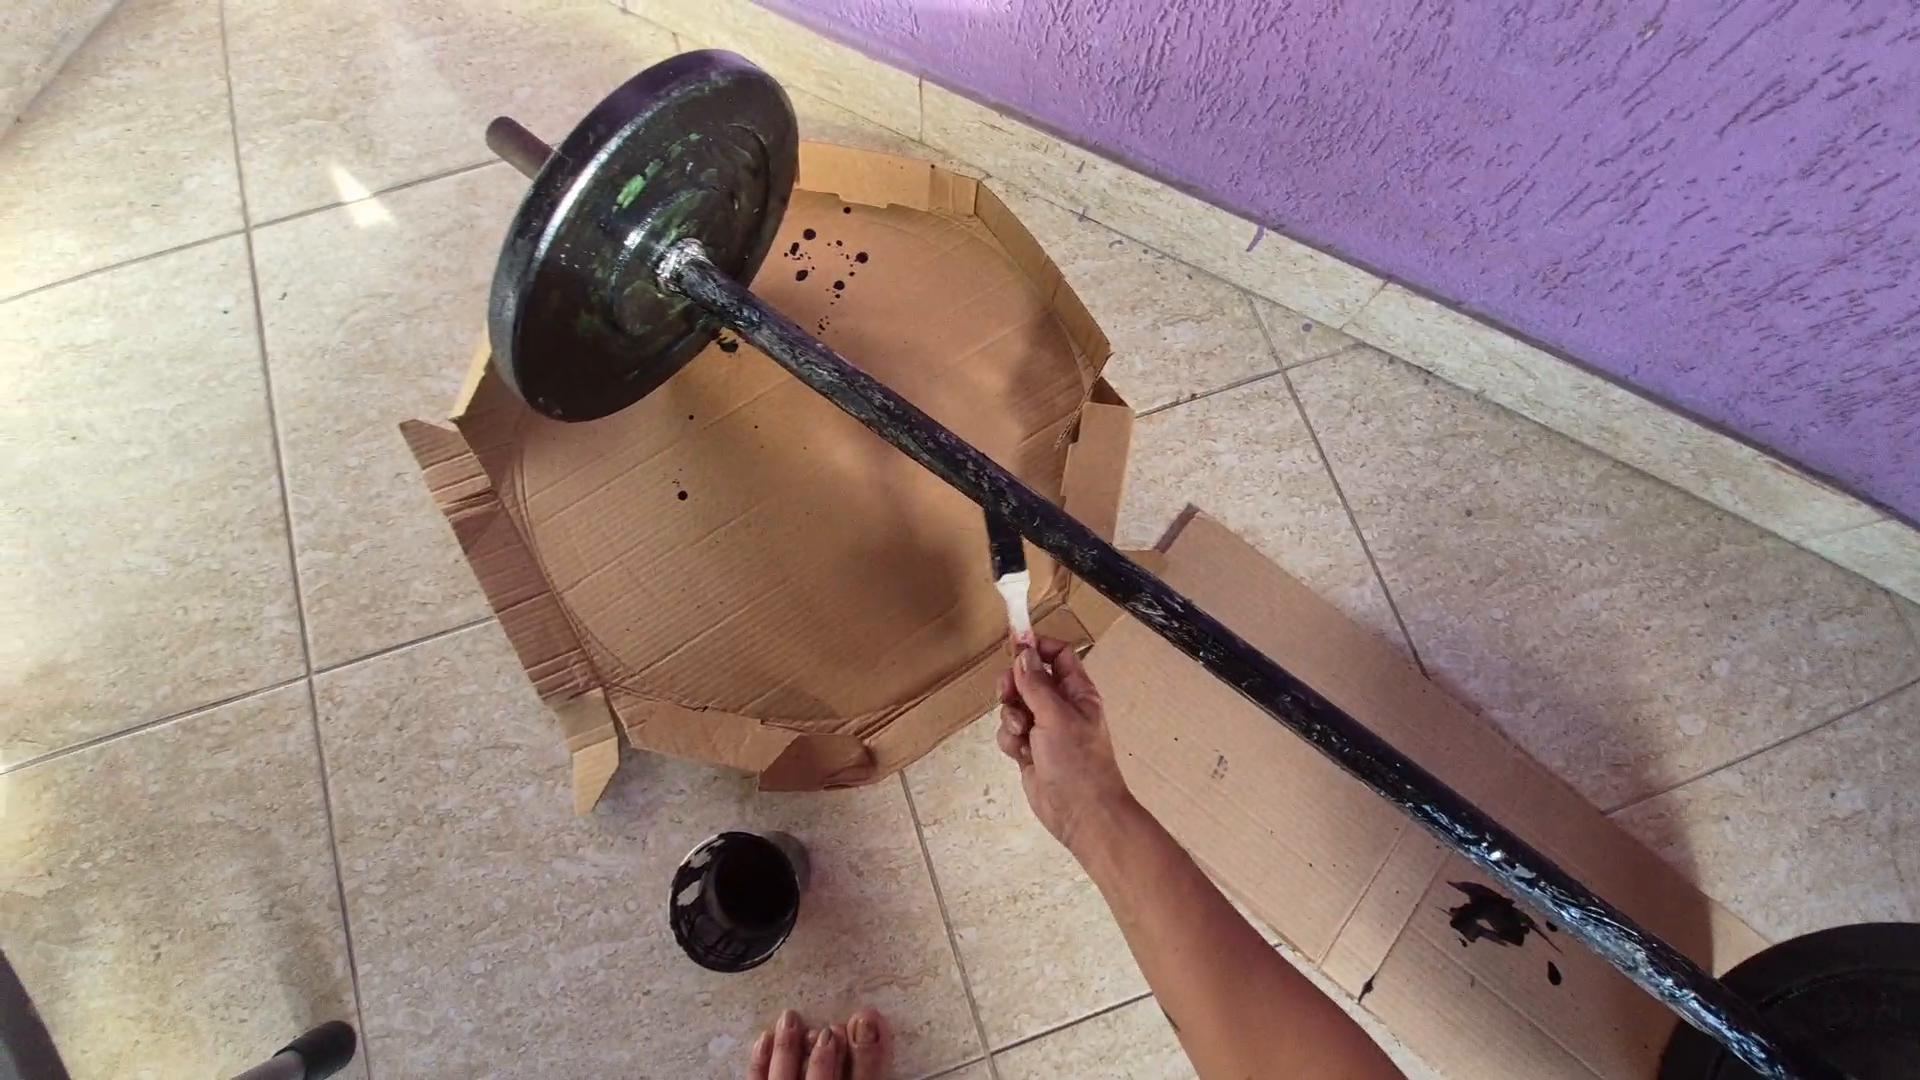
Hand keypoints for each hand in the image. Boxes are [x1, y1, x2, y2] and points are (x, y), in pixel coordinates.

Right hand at [996, 636, 1136, 854]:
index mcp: (1077, 692)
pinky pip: (1009, 732)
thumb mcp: (1056, 716)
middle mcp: (1060, 706)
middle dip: (1013, 684)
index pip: (1058, 656)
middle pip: (1029, 678)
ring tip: (1022, 732)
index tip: (1013, 645)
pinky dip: (1010, 740)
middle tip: (1006, 691)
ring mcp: (1044, 729)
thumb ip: (1036, 684)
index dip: (1036, 647)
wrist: (1081, 815)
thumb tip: (1023, 652)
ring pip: (1014, 706)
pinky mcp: (1029, 750)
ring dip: (1011, 716)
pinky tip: (1021, 753)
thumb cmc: (1078, 762)